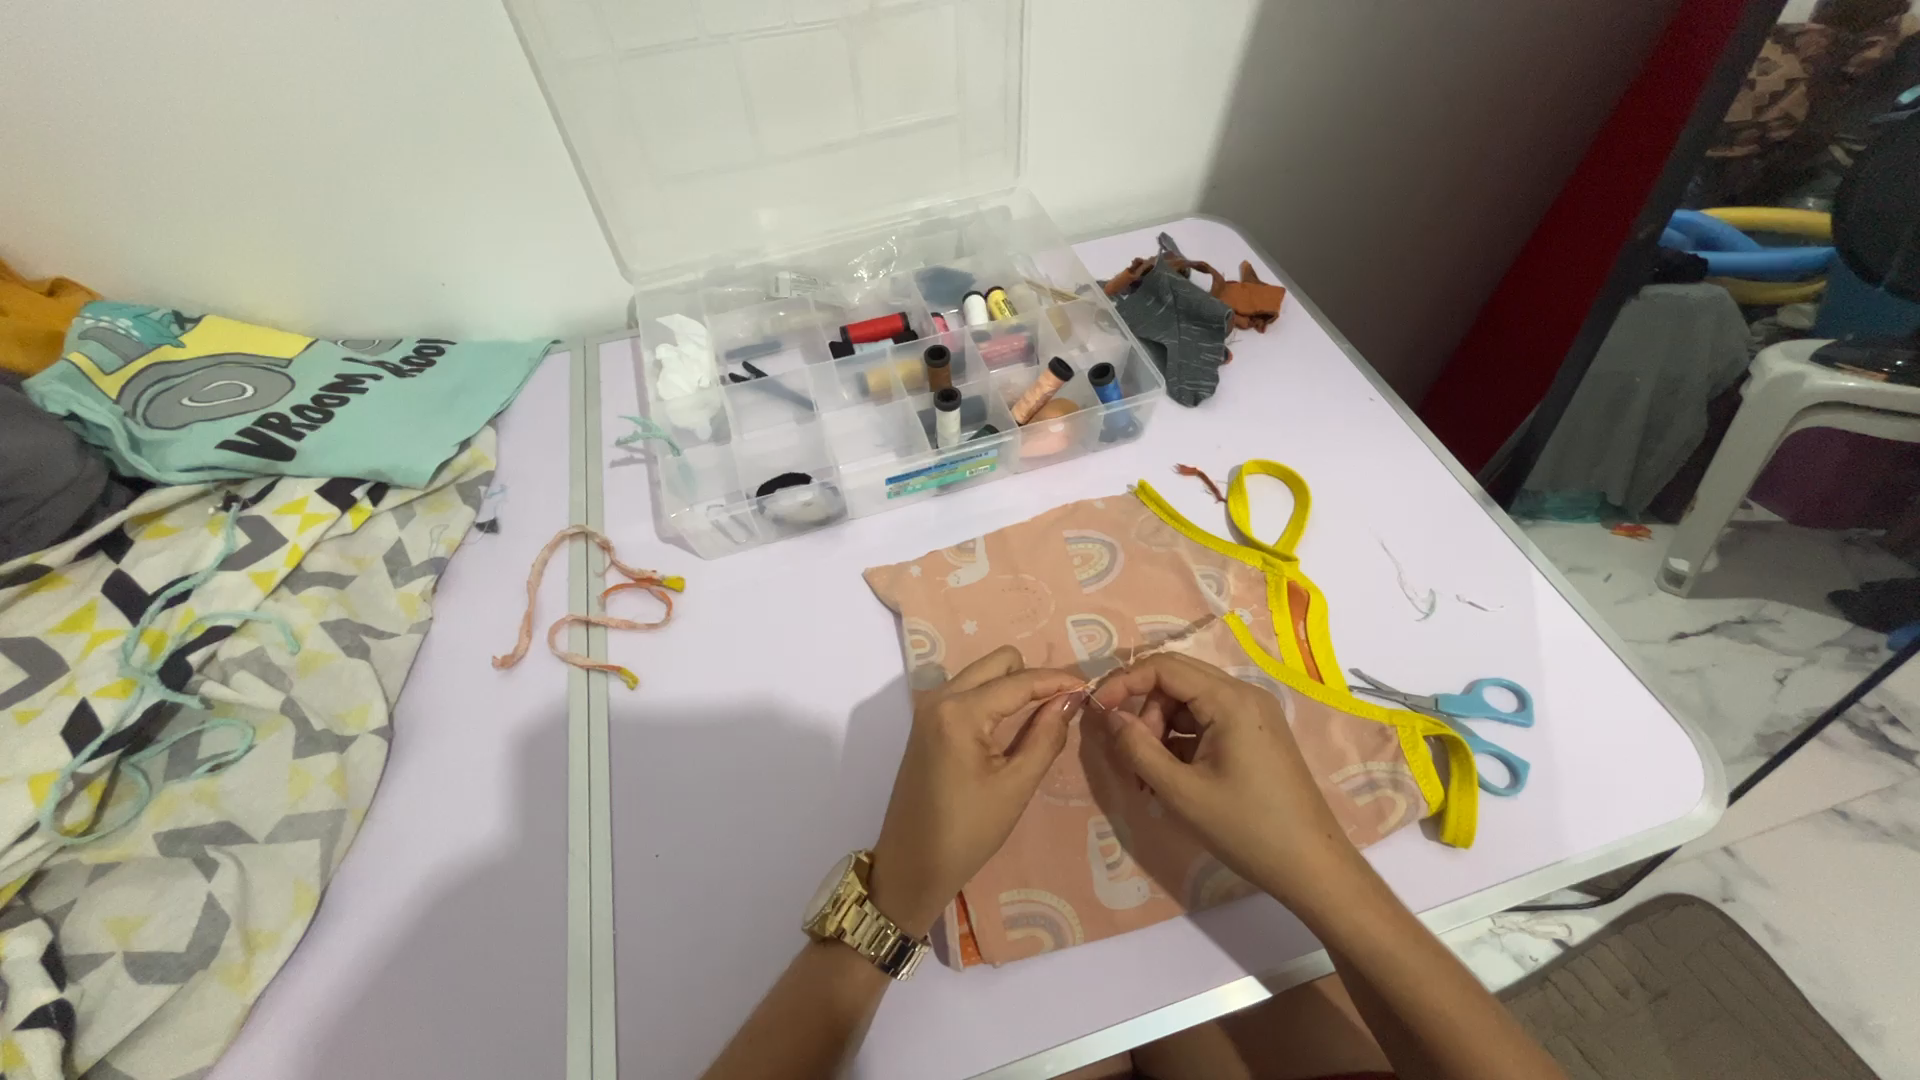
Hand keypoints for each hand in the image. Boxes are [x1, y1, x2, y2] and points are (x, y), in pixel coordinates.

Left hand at [868, 647, 1084, 937]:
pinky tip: (1012, 725)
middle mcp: (940, 696)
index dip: (1057, 681)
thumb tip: (1069, 700)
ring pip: (982, 673)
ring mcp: (929, 707)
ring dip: (1012, 686)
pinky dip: (993, 698)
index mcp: (960, 711)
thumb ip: (1045, 736)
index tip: (1090, 687)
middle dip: (1033, 677)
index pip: (1018, 681)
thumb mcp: (1016, 786)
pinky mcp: (926, 721)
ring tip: (1043, 714)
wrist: (911, 864)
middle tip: (1062, 705)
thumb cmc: (967, 832)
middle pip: (998, 662)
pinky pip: (967, 690)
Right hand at [1088, 653, 1364, 913]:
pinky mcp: (1254, 735)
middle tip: (1129, 753)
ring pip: (1187, 701)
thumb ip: (1137, 748)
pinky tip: (1172, 777)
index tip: (1097, 711)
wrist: (1313, 869)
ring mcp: (1253, 715)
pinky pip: (1205, 720)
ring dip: (1160, 728)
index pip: (1163, 667)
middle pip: (1175, 680)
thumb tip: (1109, 716)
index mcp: (1230, 700)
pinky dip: (1181, 741)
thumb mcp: (1180, 792)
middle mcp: (1244, 695)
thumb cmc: (1247, 829)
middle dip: (1142, 710)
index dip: (1123, 682)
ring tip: (1150, 775)